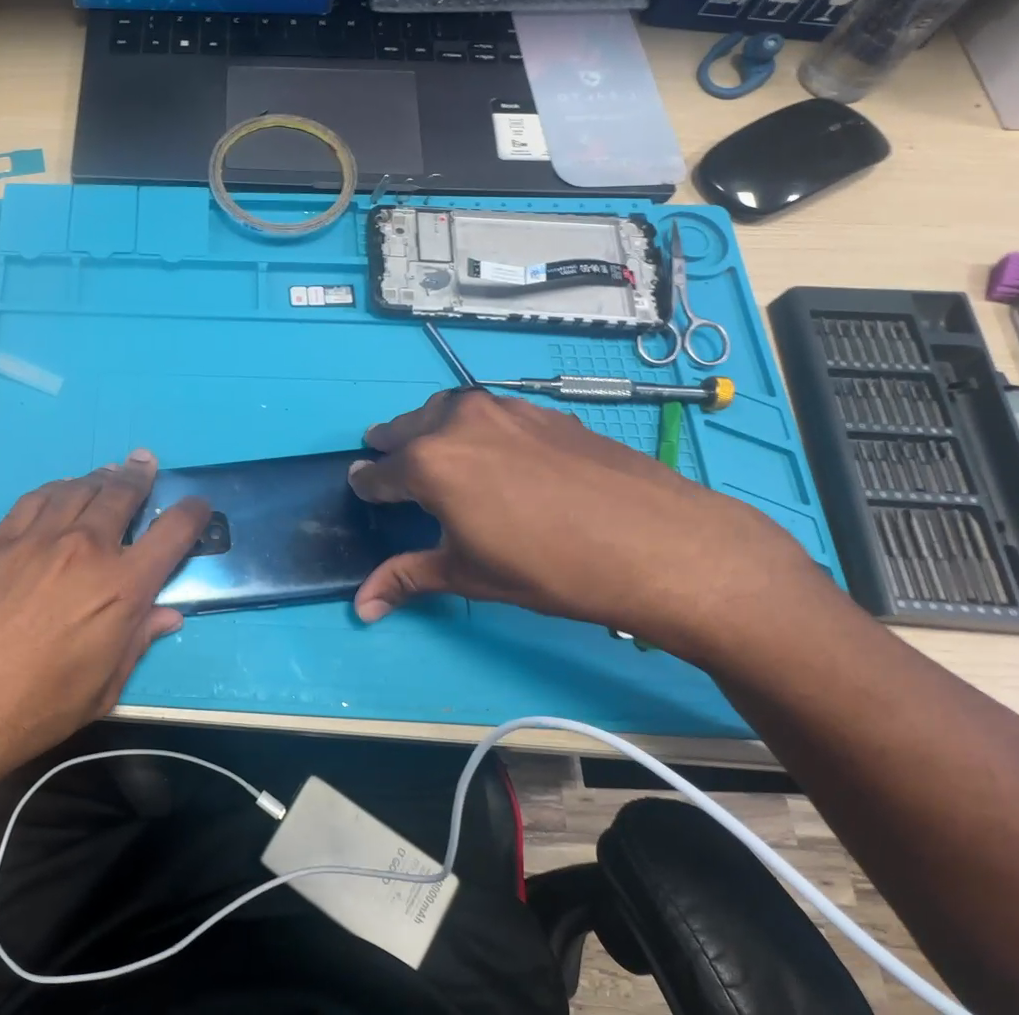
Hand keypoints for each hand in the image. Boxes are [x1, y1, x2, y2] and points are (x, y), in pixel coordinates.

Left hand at [0, 450, 208, 819]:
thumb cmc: (40, 707)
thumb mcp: (105, 686)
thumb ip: (138, 640)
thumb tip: (166, 614)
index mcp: (122, 588)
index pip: (172, 534)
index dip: (192, 514)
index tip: (198, 505)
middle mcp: (85, 549)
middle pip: (121, 495)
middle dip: (139, 476)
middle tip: (144, 463)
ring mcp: (38, 539)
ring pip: (77, 489)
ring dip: (99, 478)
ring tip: (107, 473)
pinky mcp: (0, 541)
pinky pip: (34, 499)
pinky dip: (56, 488)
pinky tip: (58, 491)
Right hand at [346, 389, 823, 655]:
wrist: (658, 544)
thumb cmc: (548, 567)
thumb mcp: (468, 575)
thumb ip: (407, 578)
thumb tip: (361, 607)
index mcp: (428, 462)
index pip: (377, 472)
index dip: (366, 488)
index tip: (364, 496)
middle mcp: (458, 422)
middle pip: (406, 428)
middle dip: (393, 450)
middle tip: (395, 477)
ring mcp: (505, 410)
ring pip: (448, 411)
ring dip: (432, 431)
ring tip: (440, 460)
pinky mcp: (544, 412)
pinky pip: (490, 413)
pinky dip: (475, 429)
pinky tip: (496, 459)